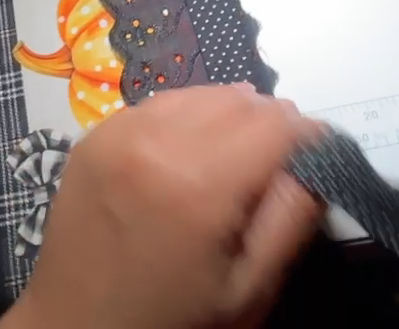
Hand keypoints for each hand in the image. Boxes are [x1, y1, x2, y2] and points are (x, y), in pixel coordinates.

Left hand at [2, 85, 322, 328]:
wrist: (76, 328)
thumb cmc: (173, 322)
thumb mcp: (249, 290)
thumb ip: (290, 219)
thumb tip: (314, 159)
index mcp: (199, 183)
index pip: (274, 125)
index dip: (308, 133)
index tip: (322, 147)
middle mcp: (155, 139)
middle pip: (234, 101)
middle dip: (269, 118)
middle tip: (284, 150)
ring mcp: (117, 131)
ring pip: (193, 93)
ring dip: (227, 110)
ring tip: (242, 143)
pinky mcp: (93, 134)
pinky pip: (153, 105)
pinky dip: (183, 114)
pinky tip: (192, 142)